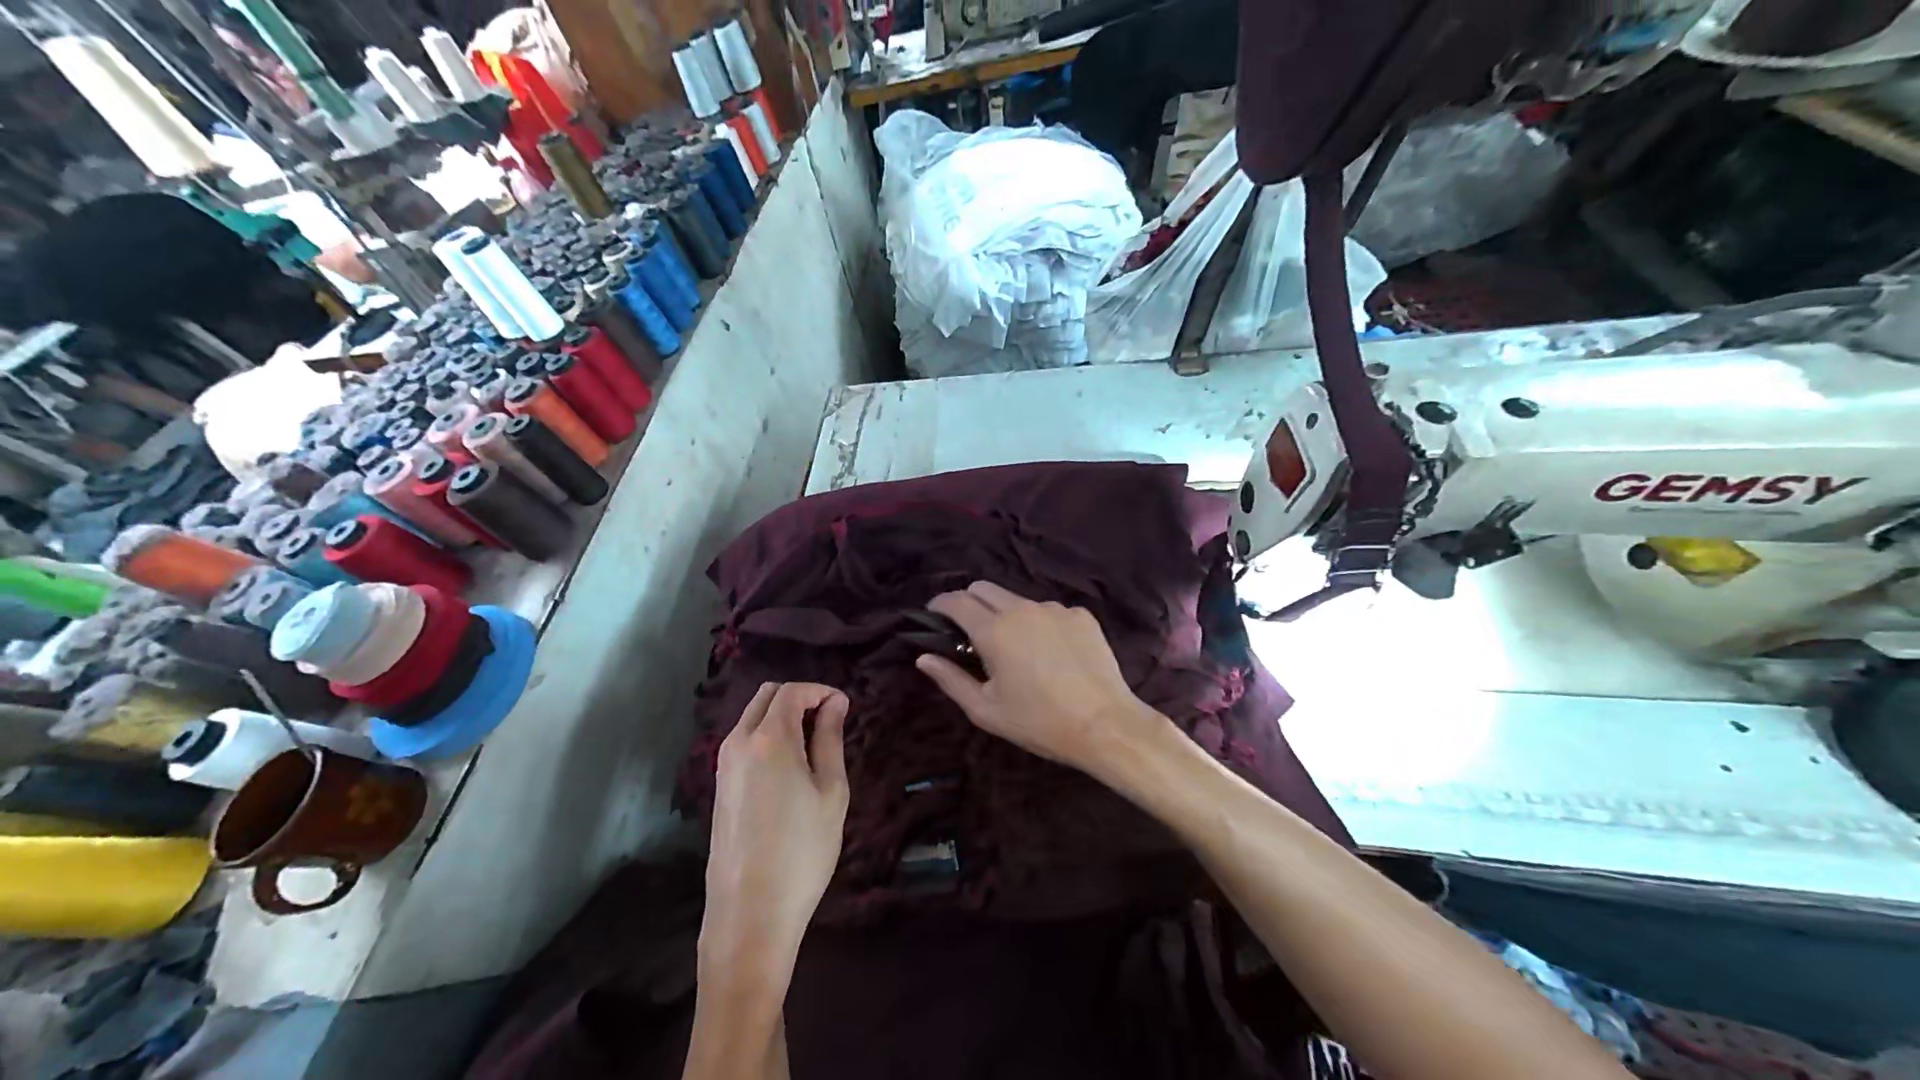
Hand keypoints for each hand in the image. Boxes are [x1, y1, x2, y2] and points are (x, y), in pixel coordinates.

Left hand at [702, 682, 849, 981]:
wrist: (750, 911)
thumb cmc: (802, 850)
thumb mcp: (830, 791)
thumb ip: (830, 739)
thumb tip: (835, 703)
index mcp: (768, 739)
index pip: (792, 692)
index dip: (820, 690)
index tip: (844, 705)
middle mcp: (738, 742)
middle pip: (766, 696)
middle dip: (798, 697)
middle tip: (829, 719)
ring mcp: (723, 765)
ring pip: (751, 717)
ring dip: (781, 716)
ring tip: (814, 744)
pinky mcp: (719, 786)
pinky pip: (743, 742)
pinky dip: (767, 737)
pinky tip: (790, 766)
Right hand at [915, 581, 1162, 776]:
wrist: (1105, 726)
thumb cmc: (1039, 723)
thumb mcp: (986, 710)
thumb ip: (951, 679)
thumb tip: (924, 658)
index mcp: (994, 631)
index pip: (956, 601)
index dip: (939, 604)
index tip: (934, 615)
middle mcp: (1022, 609)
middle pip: (984, 589)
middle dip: (969, 602)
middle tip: (968, 631)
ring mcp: (1055, 609)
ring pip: (1018, 600)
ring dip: (1006, 615)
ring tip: (1016, 648)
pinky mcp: (1081, 615)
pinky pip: (1049, 611)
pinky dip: (1040, 624)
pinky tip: (1050, 653)